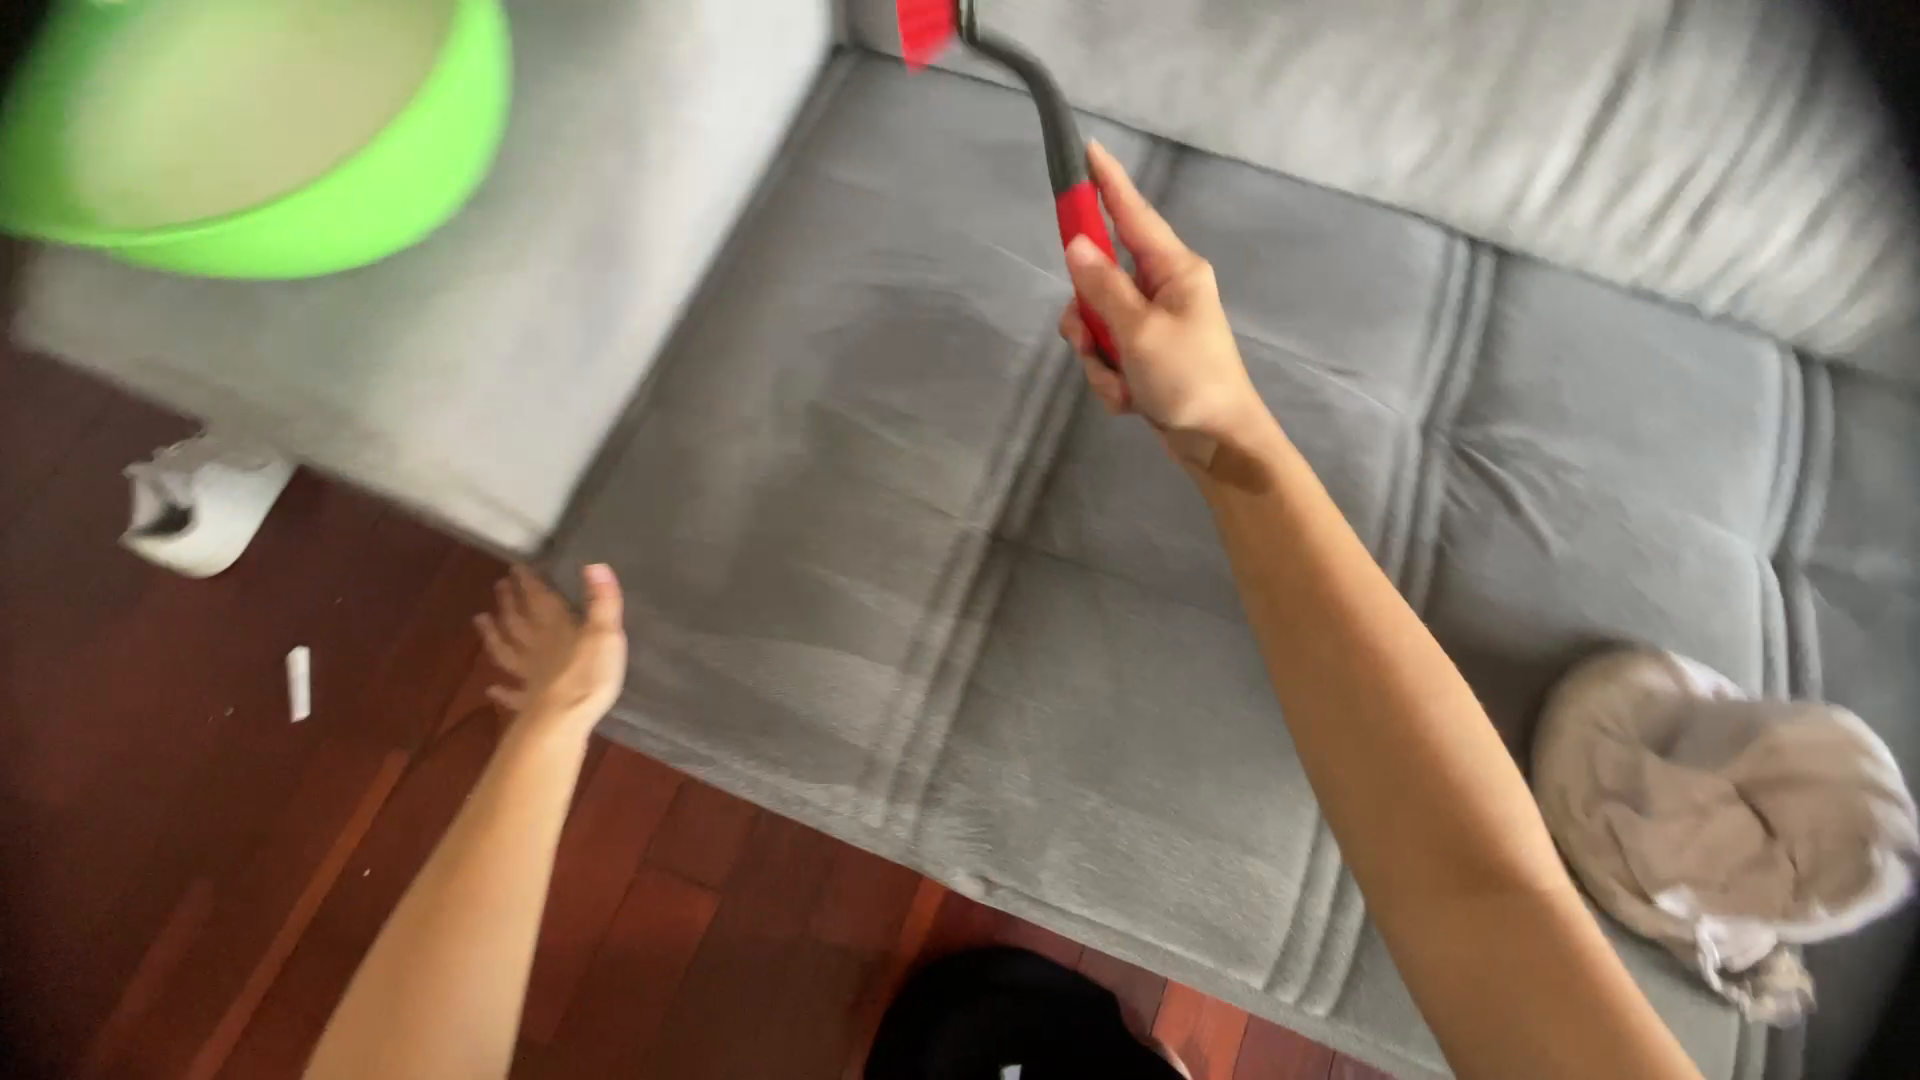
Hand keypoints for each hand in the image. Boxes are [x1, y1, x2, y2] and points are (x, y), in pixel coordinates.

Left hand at [475, 564, 627, 734]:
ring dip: (494, 635)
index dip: (529, 583)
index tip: (516, 568)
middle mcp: (538, 647)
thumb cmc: (590, 674)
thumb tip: (595, 564)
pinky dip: (501, 691)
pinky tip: (491, 689)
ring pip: (507, 650)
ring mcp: (530, 675)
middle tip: (499, 586)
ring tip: (480, 620)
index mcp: (557, 628)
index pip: (540, 600)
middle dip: (509, 602)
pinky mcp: (530, 702)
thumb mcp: (605, 633)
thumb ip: (602, 601)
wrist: (564, 719)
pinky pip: (512, 693)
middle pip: (519, 621)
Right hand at [1059, 142, 1279, 470]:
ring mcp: (1153, 327)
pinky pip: (1108, 358)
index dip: (1107, 184)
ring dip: (1098, 360)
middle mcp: (1163, 291)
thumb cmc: (1188, 378)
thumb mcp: (1139, 331)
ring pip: (1097, 326)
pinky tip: (1130, 400)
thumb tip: (1076, 246)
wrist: (1216, 441)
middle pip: (1099, 280)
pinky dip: (1111, 382)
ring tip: (1121, 384)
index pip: (1132, 215)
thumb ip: (1103, 288)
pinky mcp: (1145, 359)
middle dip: (1087, 319)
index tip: (1087, 150)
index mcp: (1174, 270)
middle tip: (1089, 342)